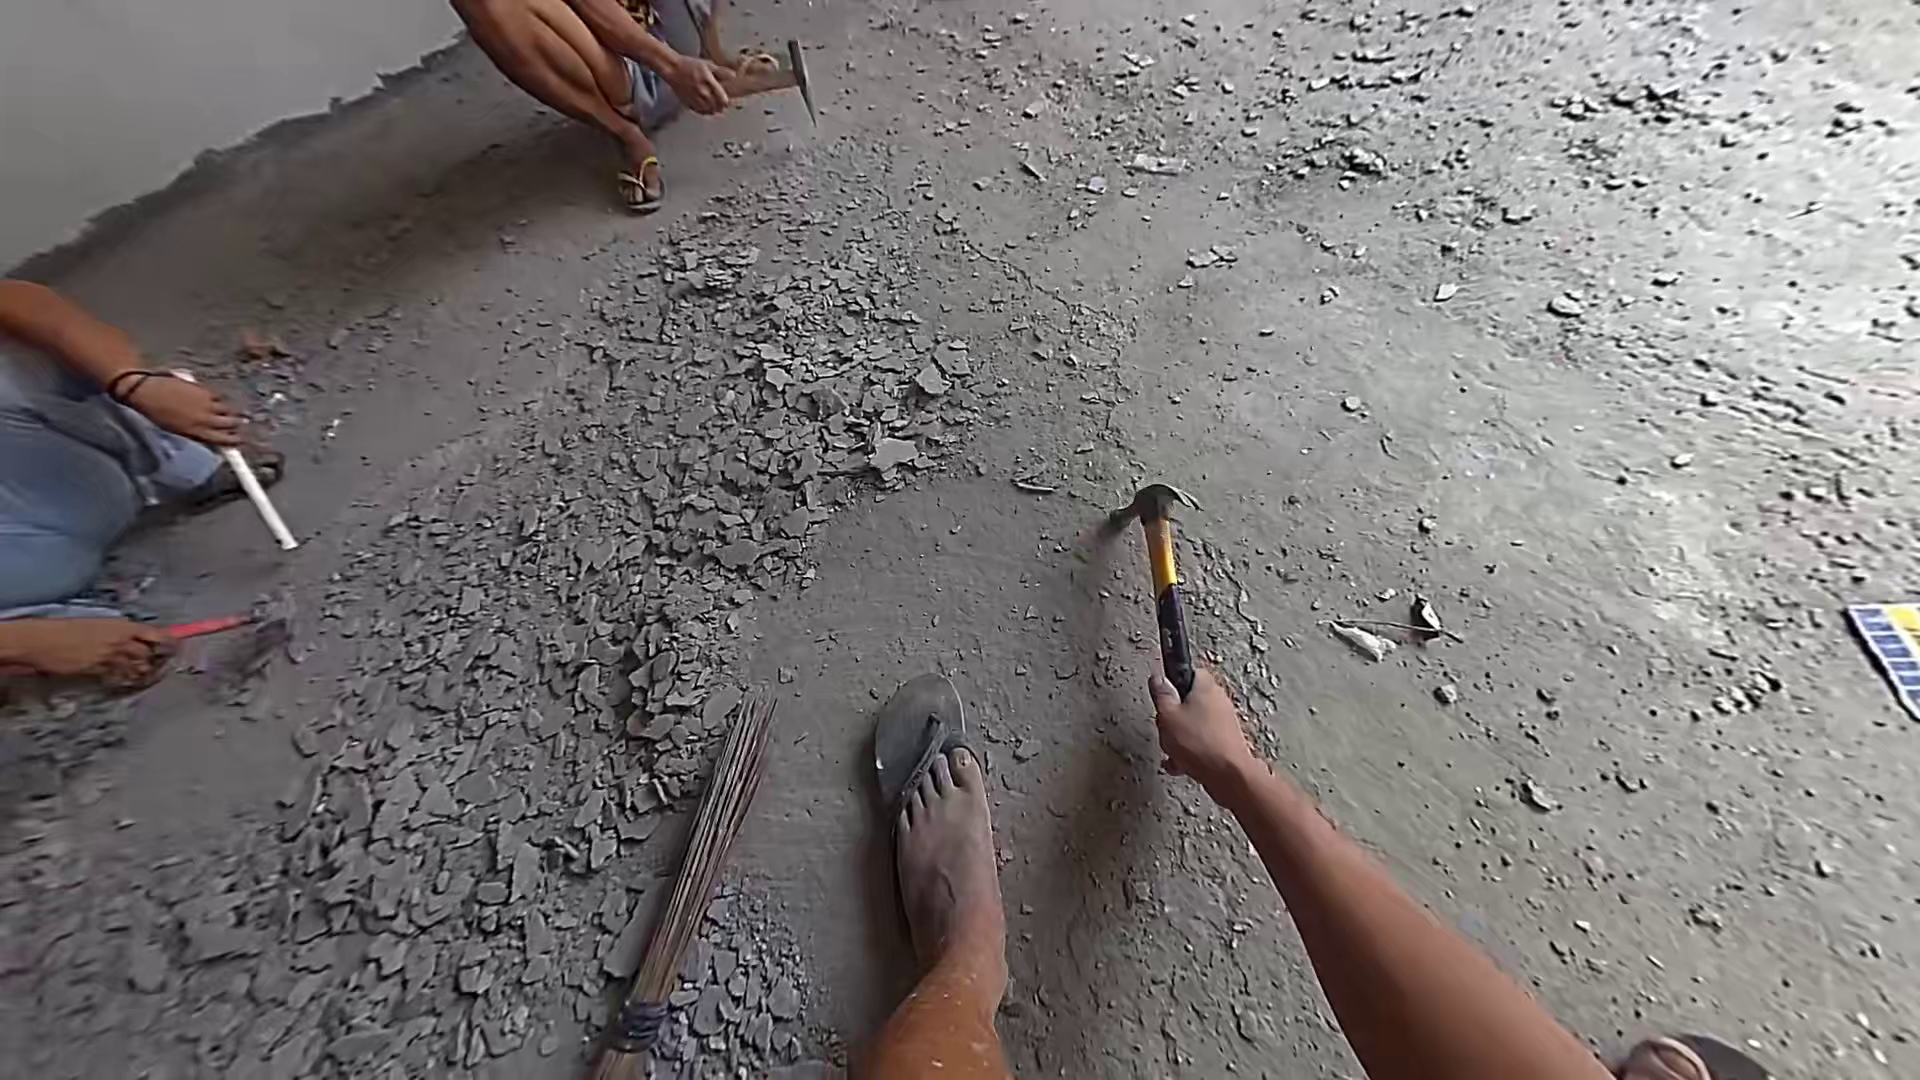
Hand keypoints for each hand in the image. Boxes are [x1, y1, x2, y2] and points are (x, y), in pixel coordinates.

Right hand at [2, 618, 174, 688]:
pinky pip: (119, 676)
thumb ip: (128, 631)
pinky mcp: (96, 669)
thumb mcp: (104, 624)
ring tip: (149, 673)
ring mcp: (110, 656)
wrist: (36, 641)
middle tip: (162, 663)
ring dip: (145, 670)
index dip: (172, 644)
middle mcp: (123, 642)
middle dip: (159, 659)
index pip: (162, 636)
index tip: (175, 649)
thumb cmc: (68, 629)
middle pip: (151, 653)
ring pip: (139, 666)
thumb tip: (148, 637)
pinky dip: (128, 678)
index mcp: (127, 628)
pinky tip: (130, 680)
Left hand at [125, 376, 243, 446]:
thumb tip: (220, 436)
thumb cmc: (155, 412)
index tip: (239, 438)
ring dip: (226, 410)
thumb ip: (200, 433)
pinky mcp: (207, 392)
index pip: (229, 440)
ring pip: (229, 410)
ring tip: (217, 407)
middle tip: (235, 421)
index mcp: (197, 432)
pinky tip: (206, 397)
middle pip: (234, 424)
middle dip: (236, 422)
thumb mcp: (176, 428)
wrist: (141, 389)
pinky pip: (220, 397)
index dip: (236, 439)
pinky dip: (216, 398)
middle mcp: (207, 420)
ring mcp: (208, 406)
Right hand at [666, 55, 731, 114]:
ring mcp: (696, 99)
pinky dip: (707, 111)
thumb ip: (721, 72)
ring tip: (715, 105)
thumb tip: (734, 76)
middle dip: (722, 106)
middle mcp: (702, 92)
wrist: (671, 68)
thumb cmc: (689, 65)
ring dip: (715, 109)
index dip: (727, 102)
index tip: (728, 100)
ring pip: (711, 111)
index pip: (723, 99)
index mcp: (707, 81)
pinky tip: (707, 107)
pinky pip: (703, 113)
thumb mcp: (707, 65)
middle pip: (719, 108)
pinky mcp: (690, 104)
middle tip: (722, 103)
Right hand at [1149, 668, 1258, 794]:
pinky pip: (1202, 741)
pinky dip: (1191, 750)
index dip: (1173, 681)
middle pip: (1189, 700)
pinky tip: (1181, 763)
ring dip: (1180, 736)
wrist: (1228, 777)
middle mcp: (1219, 701)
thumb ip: (1161, 694)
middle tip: (1166, 724)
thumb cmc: (1200, 744)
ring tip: (1174, 749)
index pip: (1189, 671)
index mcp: (1206, 687)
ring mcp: (1224, 723)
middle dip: (1174, 715)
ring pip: (1193, 723)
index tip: (1163, 690)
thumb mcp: (1167, 714)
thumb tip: (1157, 679)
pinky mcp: (1226, 742)